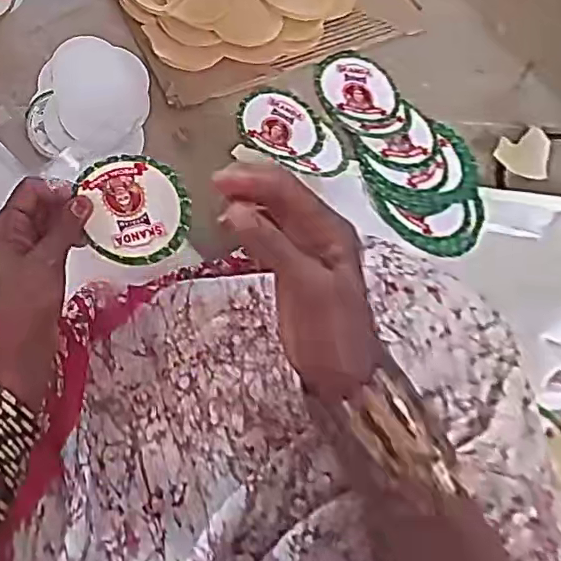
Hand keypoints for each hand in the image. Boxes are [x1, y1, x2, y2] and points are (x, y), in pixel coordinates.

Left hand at [0, 178, 88, 403]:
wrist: (25, 348)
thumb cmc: (28, 305)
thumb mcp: (48, 260)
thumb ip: (65, 226)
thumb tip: (81, 200)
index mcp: (5, 227)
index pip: (30, 190)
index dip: (56, 190)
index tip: (81, 198)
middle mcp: (13, 234)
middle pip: (40, 203)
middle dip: (66, 203)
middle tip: (93, 209)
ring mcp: (25, 249)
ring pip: (49, 220)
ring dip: (70, 220)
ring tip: (92, 225)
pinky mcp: (38, 264)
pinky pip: (54, 238)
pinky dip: (69, 235)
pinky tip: (85, 240)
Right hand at [214, 163, 382, 400]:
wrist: (346, 380)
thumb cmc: (332, 333)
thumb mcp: (304, 286)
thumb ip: (272, 244)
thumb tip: (233, 209)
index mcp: (330, 229)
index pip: (288, 191)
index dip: (253, 180)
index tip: (218, 180)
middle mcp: (320, 231)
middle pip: (281, 195)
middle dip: (249, 183)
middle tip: (214, 183)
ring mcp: (307, 247)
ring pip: (273, 210)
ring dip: (247, 200)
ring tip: (217, 198)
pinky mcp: (293, 264)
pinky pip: (268, 231)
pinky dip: (248, 222)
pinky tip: (230, 224)